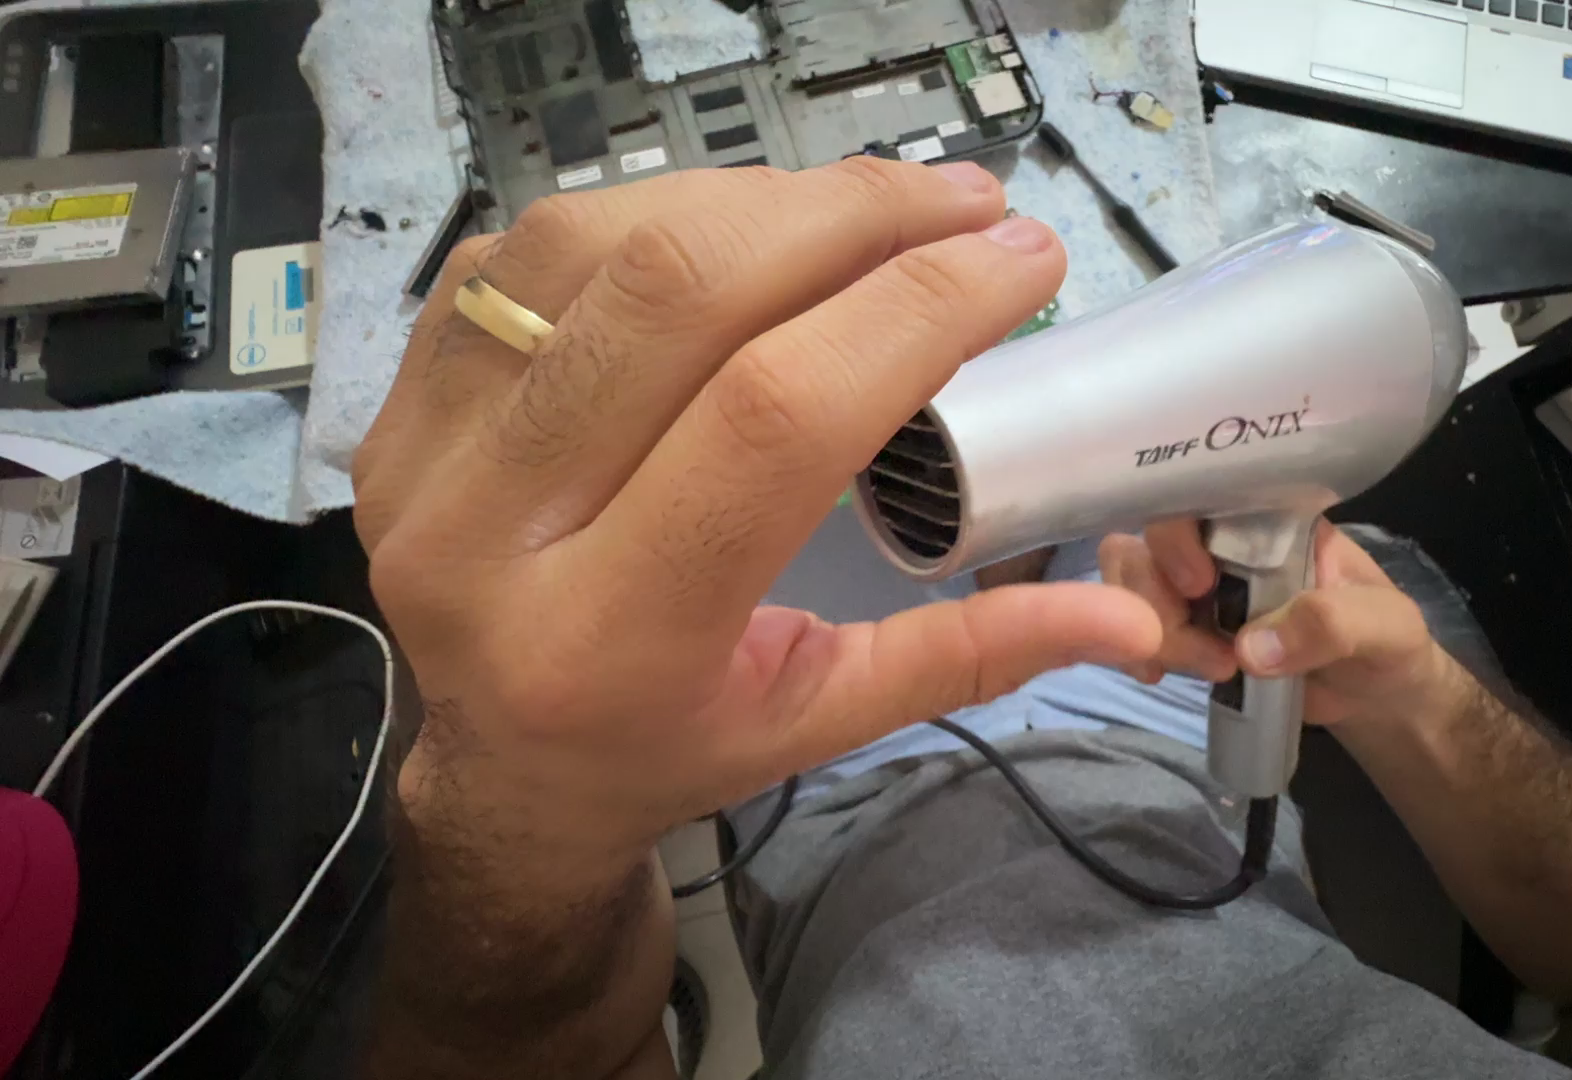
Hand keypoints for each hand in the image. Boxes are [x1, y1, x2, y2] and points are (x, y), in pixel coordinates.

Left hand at [354, 159, 1161, 866]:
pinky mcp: (399, 403)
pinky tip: (749, 231)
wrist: (500, 773)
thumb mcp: (821, 722)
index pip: (779, 421)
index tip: (1022, 261)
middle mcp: (489, 536)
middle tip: (961, 201)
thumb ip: (969, 656)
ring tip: (872, 210)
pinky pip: (535, 252)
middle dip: (853, 219)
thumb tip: (1123, 619)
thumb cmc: (671, 753)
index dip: (917, 313)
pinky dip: (666, 213)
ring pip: (603, 247)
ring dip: (765, 200)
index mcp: (613, 640)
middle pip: (685, 298)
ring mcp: (421, 456)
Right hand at [1097, 519, 1465, 729]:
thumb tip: (1250, 647)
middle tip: (1212, 658)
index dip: (1177, 536)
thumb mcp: (1383, 627)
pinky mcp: (1183, 629)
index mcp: (1267, 522)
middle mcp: (1219, 545)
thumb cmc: (1387, 646)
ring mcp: (1193, 587)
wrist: (1376, 700)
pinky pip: (1134, 627)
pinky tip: (1161, 675)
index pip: (1197, 500)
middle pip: (1146, 546)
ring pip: (1132, 585)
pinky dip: (1137, 652)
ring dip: (1153, 633)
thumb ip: (1330, 624)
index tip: (1198, 586)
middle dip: (1158, 601)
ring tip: (1210, 672)